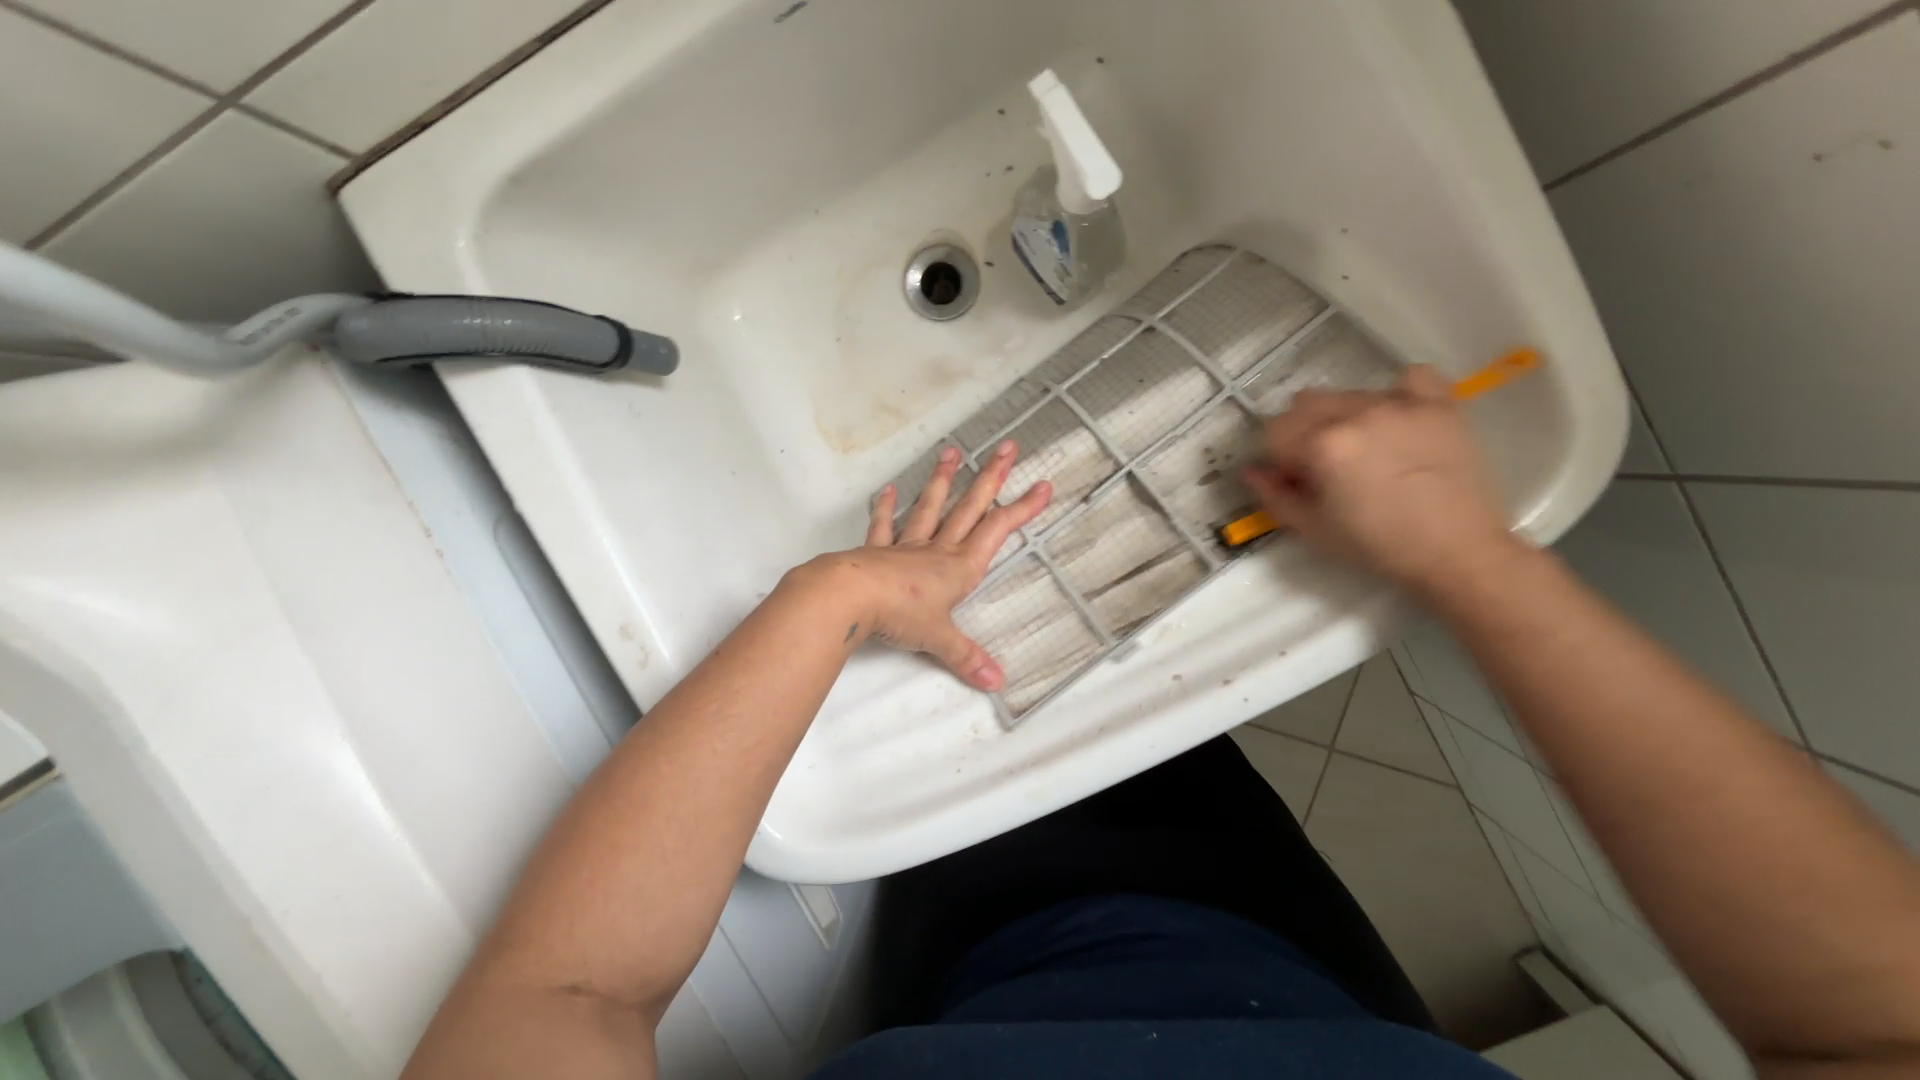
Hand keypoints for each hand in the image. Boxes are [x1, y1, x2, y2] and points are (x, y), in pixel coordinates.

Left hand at [801, 441, 1050, 690]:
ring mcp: (906, 546)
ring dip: (943, 480)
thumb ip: (967, 657)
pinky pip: (884, 525)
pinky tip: (889, 491)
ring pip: (930, 507)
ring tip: (953, 453)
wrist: (850, 596)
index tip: (1042, 485)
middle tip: (1007, 448)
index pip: (998, 531)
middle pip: (969, 507)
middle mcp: (936, 550)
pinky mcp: (877, 550)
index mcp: (959, 567)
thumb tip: (996, 680)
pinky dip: (887, 508)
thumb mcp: (939, 640)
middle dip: (991, 477)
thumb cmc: (899, 613)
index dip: (1022, 509)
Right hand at [1242, 365, 1514, 594]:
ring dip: (1343, 417)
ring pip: (1348, 394)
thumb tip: (1252, 470)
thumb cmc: (1378, 547)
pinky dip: (1398, 393)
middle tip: (1326, 469)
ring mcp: (1402, 404)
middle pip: (1304, 405)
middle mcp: (1358, 413)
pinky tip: (1398, 418)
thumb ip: (1273, 495)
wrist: (1458, 553)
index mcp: (1323, 444)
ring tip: (1366, 452)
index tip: (1296, 482)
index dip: (1278, 460)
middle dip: (1303, 434)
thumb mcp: (1313, 529)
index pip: (1274, 432)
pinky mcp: (1440, 405)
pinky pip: (1410, 378)